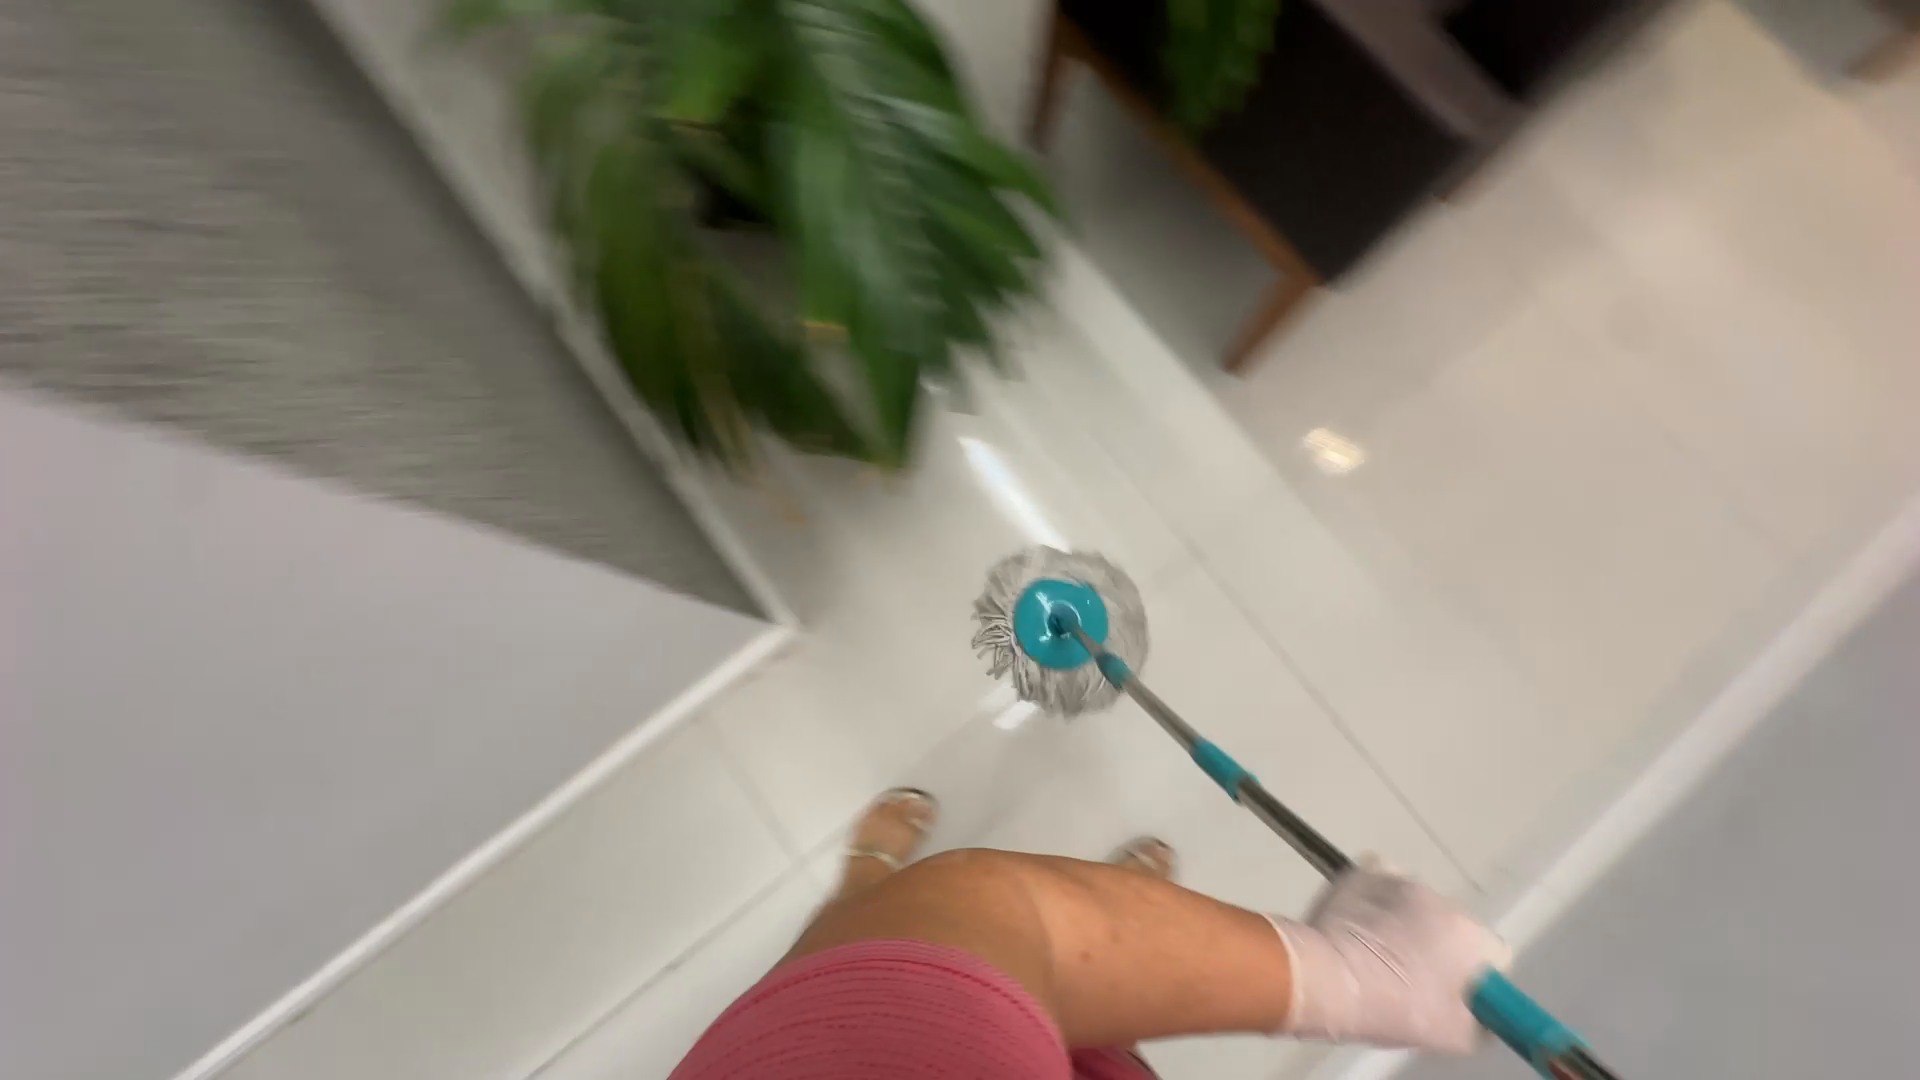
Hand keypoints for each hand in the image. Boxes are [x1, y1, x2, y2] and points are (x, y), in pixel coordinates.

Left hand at [1268, 859, 1509, 1052]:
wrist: (1330, 977)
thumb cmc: (1397, 1008)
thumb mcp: (1459, 1036)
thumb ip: (1482, 1018)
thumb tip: (1479, 1007)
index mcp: (1469, 933)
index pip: (1492, 953)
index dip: (1476, 974)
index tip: (1455, 990)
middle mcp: (1437, 897)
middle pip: (1452, 923)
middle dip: (1441, 944)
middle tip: (1414, 971)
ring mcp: (1394, 878)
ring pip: (1415, 901)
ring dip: (1408, 918)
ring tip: (1381, 946)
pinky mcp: (1359, 871)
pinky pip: (1380, 880)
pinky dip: (1377, 895)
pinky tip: (1364, 916)